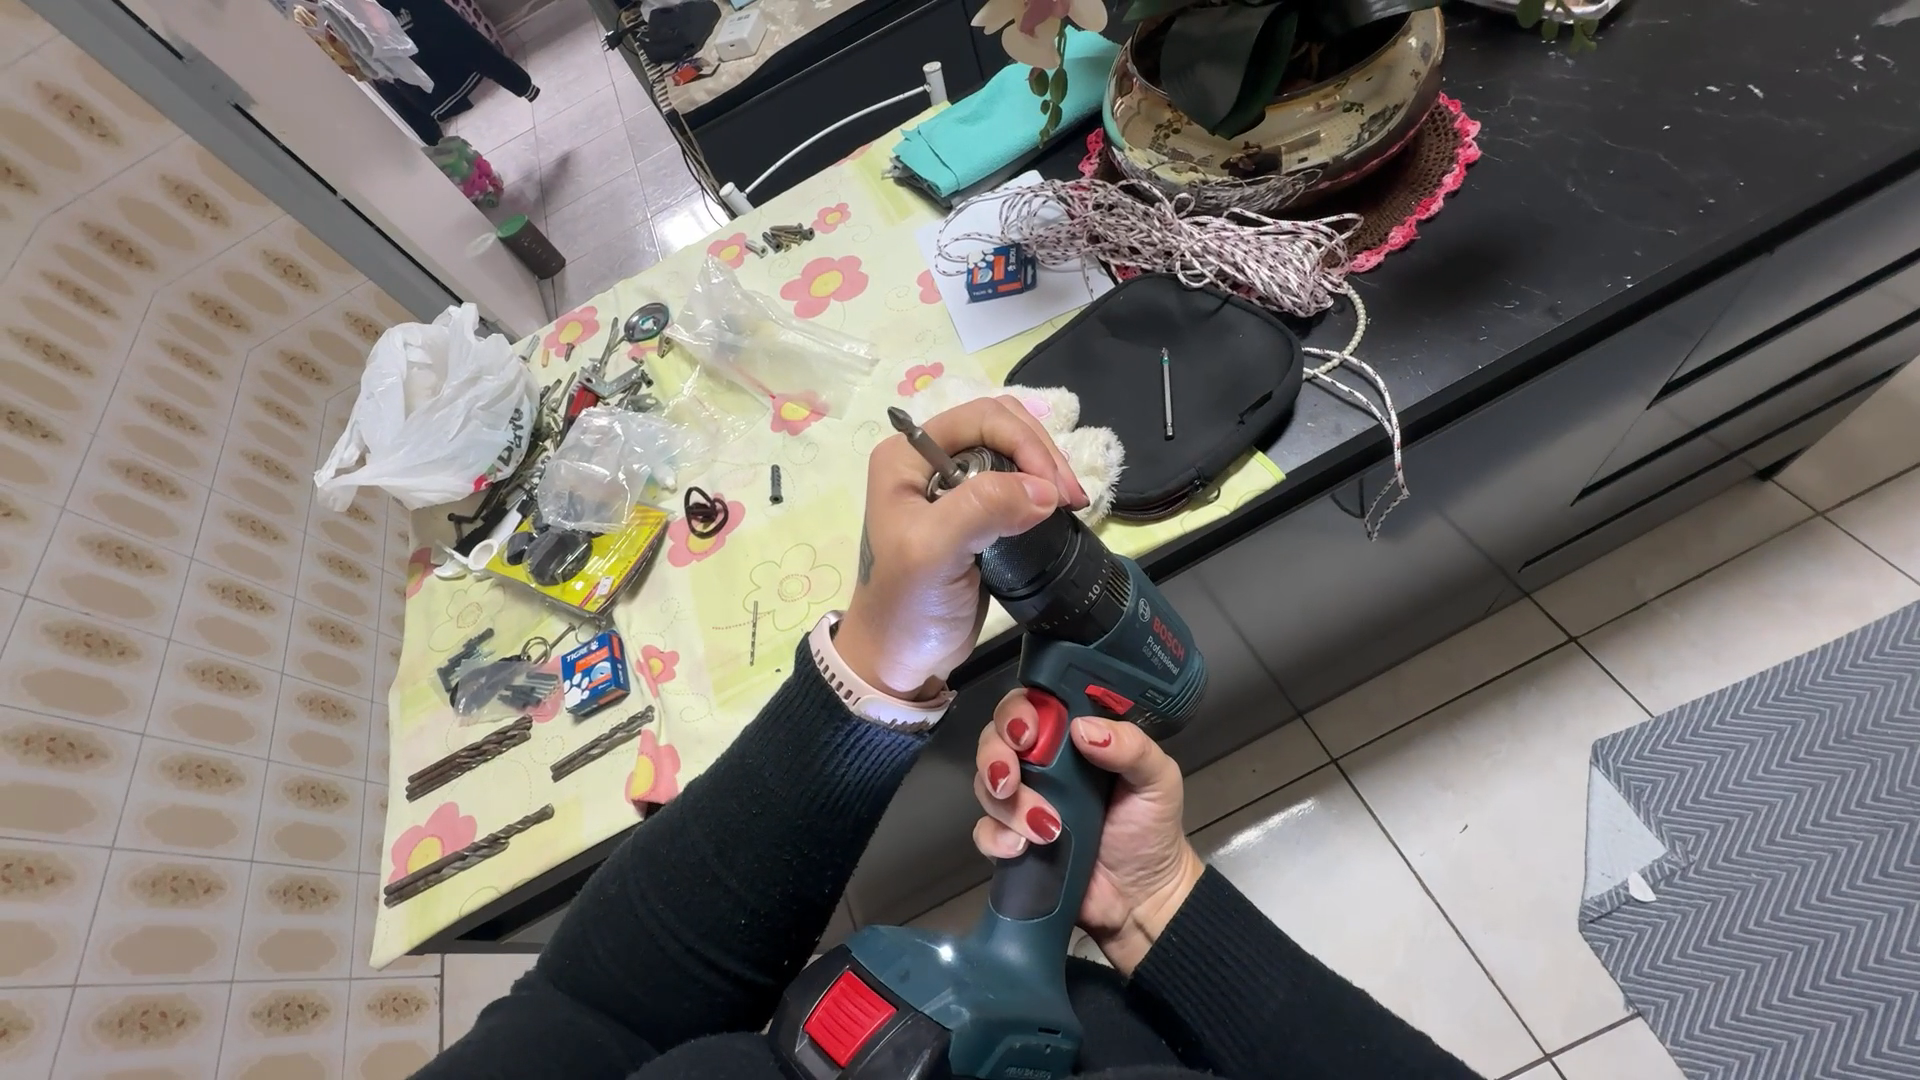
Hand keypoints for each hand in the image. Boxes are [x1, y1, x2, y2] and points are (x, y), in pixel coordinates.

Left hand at [834, 397, 1088, 698]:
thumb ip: (982, 509)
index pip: (980, 419)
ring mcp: (953, 486)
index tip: (1056, 490)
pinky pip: (1018, 483)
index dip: (1025, 443)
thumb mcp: (934, 553)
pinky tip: (1060, 511)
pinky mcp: (975, 513)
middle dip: (1041, 455)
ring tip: (1071, 504)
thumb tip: (1044, 490)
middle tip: (1072, 498)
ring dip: (1047, 471)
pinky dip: (1043, 490)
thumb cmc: (906, 606)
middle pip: (1001, 428)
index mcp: (907, 456)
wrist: (899, 658)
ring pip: (1014, 452)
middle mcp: (929, 461)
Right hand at [971, 691, 1205, 975]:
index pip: (1030, 705)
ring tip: (1045, 831)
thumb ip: (1131, 747)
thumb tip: (1082, 729)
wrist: (1143, 900)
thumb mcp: (1157, 779)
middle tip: (1011, 780)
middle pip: (994, 738)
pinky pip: (984, 830)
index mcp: (1071, 738)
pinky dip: (995, 837)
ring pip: (986, 783)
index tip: (1026, 733)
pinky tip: (1020, 850)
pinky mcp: (1012, 839)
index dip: (1017, 711)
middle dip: (995, 755)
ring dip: (1008, 805)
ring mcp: (1022, 801)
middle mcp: (1040, 762)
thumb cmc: (1151, 828)